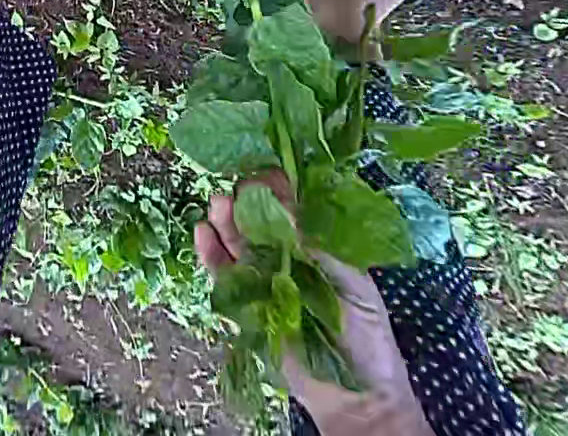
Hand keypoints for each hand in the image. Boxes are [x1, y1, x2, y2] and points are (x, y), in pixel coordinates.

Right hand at [194, 178, 434, 435]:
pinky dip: (211, 254)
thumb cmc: (365, 330)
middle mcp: (285, 253)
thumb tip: (285, 209)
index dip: (276, 187)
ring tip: (217, 202)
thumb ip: (316, 245)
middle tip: (238, 186)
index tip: (266, 172)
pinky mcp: (246, 306)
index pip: (289, 205)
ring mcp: (263, 277)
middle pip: (258, 219)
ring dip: (225, 220)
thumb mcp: (349, 277)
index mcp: (312, 241)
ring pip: (237, 242)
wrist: (357, 395)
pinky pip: (224, 275)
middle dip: (246, 200)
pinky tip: (203, 232)